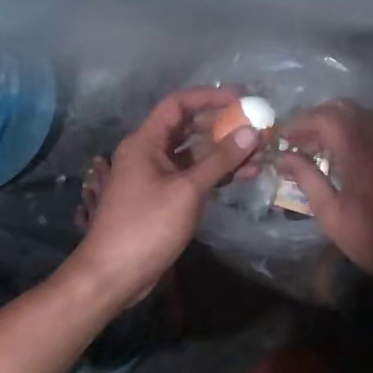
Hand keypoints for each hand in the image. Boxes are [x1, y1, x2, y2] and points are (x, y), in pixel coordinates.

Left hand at [67, 87, 259, 302]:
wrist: (113, 274)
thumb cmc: (146, 226)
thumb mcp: (187, 190)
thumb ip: (220, 159)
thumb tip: (251, 132)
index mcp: (145, 143)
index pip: (178, 104)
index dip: (209, 97)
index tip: (242, 100)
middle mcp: (150, 153)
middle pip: (189, 127)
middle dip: (223, 125)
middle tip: (256, 127)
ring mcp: (158, 176)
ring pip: (196, 153)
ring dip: (225, 151)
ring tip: (259, 153)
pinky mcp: (166, 197)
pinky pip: (195, 174)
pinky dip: (218, 172)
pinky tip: (244, 174)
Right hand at [276, 101, 372, 288]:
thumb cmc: (371, 239)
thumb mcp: (331, 214)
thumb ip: (307, 178)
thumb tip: (283, 156)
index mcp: (363, 153)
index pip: (328, 118)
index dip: (301, 121)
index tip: (282, 136)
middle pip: (346, 109)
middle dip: (318, 118)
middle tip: (297, 140)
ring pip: (362, 117)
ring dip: (336, 124)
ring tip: (314, 149)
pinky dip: (355, 133)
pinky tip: (342, 156)